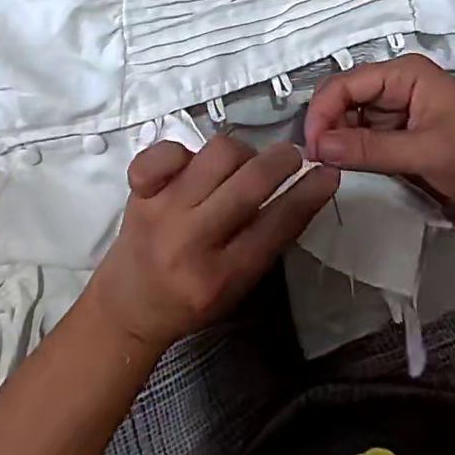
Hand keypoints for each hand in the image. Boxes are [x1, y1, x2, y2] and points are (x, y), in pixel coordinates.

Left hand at [85, 135, 339, 352]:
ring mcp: (162, 211)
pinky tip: (194, 161)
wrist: (128, 306)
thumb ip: (265, 242)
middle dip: (280, 160)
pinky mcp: (140, 191)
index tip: (326, 172)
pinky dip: (185, 149)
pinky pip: (167, 150)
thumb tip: (302, 188)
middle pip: (249, 183)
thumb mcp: (237, 286)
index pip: (276, 225)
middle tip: (290, 154)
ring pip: (216, 155)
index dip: (308, 193)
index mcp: (222, 276)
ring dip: (241, 152)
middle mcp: (191, 240)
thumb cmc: (190, 300)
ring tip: (242, 162)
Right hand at [303, 53, 454, 224]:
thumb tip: (317, 148)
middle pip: (343, 99)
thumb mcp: (427, 152)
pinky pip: (363, 138)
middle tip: (314, 159)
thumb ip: (369, 148)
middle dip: (326, 125)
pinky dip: (350, 151)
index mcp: (405, 73)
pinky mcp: (399, 138)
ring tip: (325, 165)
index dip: (323, 111)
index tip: (311, 146)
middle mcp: (396, 86)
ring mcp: (397, 113)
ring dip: (336, 139)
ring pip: (349, 120)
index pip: (346, 83)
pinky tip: (342, 166)